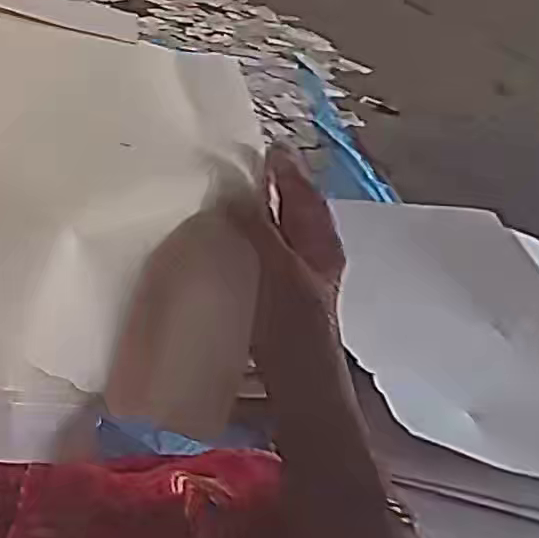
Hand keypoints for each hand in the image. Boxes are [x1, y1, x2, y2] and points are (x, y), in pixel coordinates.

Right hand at [236, 145, 348, 389]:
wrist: (300, 392)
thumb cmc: (296, 332)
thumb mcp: (280, 274)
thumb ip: (260, 232)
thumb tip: (235, 195)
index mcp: (319, 245)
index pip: (303, 194)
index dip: (285, 168)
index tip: (261, 145)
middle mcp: (309, 258)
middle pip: (290, 211)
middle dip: (268, 188)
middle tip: (234, 166)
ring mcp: (291, 280)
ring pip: (272, 235)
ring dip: (252, 215)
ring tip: (222, 198)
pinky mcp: (270, 300)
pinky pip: (255, 258)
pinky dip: (241, 243)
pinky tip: (219, 245)